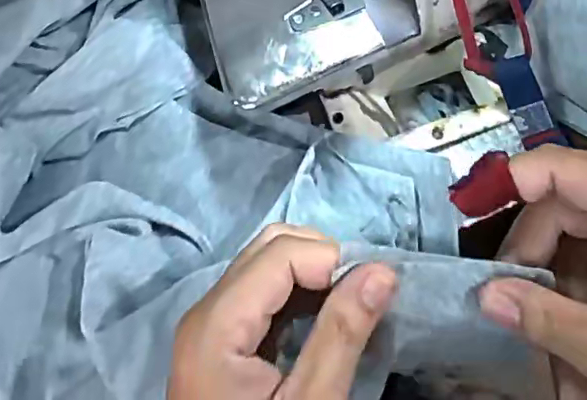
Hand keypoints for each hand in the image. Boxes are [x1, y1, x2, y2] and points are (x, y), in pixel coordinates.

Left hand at [169, 224, 397, 399]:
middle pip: (267, 247)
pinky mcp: (217, 339)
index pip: (279, 253)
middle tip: (361, 292)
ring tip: (347, 301)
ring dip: (309, 271)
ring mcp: (207, 323)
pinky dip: (294, 291)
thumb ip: (342, 335)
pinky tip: (322, 316)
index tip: (373, 288)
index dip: (329, 259)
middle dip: (320, 257)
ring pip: (262, 262)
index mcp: (216, 323)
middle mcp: (205, 310)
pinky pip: (258, 291)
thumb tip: (382, 270)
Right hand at [477, 148, 586, 399]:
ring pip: (582, 258)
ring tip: (567, 383)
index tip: (463, 219)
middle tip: (519, 332)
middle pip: (564, 217)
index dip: (507, 185)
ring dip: (566, 314)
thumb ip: (557, 324)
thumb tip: (483, 294)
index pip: (558, 168)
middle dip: (539, 278)